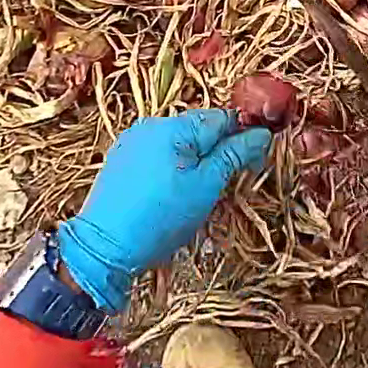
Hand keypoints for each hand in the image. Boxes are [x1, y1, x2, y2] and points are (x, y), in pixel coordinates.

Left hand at [56, 109, 271, 312]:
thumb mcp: (208, 185)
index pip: (223, 118)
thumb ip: (235, 153)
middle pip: (202, 128)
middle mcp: (153, 125)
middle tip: (229, 180)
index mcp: (175, 126)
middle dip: (220, 149)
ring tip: (201, 190)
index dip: (244, 136)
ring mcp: (134, 141)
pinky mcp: (123, 159)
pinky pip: (161, 153)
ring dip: (199, 159)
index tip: (255, 159)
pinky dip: (176, 166)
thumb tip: (263, 134)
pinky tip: (175, 191)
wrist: (104, 249)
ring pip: (182, 142)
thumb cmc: (161, 216)